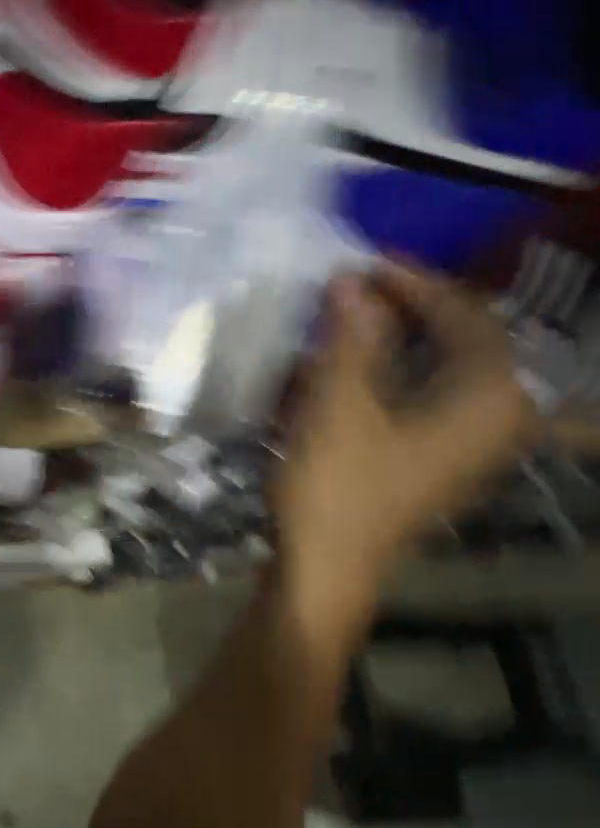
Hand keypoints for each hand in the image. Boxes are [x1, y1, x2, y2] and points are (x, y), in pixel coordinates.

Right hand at [274, 261, 535, 604]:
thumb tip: (351, 281)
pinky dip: (392, 374)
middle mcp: (498, 412)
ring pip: (441, 368)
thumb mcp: (337, 407)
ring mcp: (472, 440)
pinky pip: (427, 396)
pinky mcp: (440, 458)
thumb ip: (350, 340)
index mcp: (490, 393)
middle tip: (352, 290)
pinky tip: (350, 372)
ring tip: (345, 324)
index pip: (463, 315)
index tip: (361, 263)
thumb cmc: (336, 486)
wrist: (329, 565)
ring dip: (396, 341)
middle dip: (407, 309)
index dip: (413, 283)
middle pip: (461, 339)